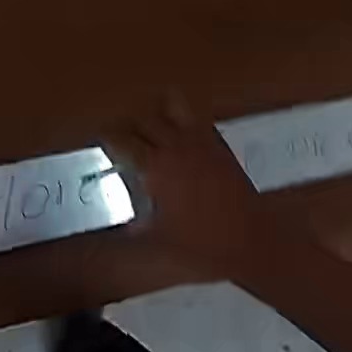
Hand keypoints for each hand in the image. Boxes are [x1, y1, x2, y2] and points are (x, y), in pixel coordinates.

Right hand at [105, 100, 284, 275]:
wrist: (251, 239)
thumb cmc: (201, 246)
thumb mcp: (157, 245)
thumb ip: (134, 233)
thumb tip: (125, 225)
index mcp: (156, 168)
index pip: (122, 141)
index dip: (108, 138)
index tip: (100, 140)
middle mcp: (176, 146)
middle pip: (144, 119)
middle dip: (128, 125)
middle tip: (120, 137)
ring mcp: (201, 141)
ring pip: (174, 104)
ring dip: (158, 110)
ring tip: (151, 125)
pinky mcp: (220, 143)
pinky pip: (197, 118)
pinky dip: (184, 118)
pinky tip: (181, 134)